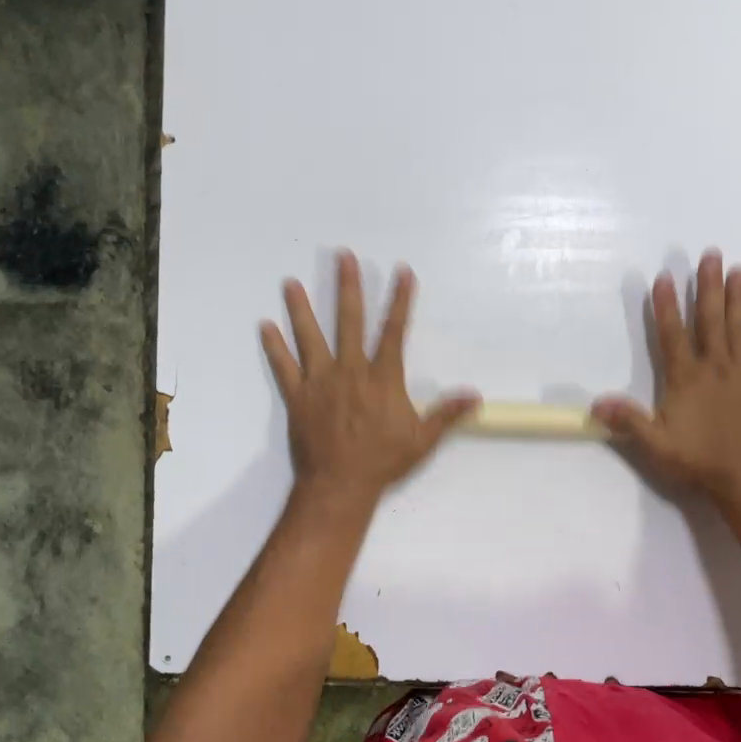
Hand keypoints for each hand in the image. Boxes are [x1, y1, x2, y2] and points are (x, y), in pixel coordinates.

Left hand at [262, 251, 476, 505]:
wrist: (338, 485)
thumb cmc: (382, 462)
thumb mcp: (422, 440)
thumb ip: (447, 414)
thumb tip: (475, 396)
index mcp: (382, 379)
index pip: (394, 331)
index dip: (400, 300)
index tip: (402, 271)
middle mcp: (350, 371)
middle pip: (349, 321)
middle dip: (347, 287)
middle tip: (342, 257)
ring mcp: (320, 382)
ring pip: (310, 337)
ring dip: (300, 308)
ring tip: (289, 282)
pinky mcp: (297, 397)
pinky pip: (283, 367)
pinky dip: (274, 347)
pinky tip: (265, 326)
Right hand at [593, 249, 740, 514]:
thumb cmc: (698, 461)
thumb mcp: (656, 445)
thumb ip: (628, 421)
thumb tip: (595, 404)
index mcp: (686, 379)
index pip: (673, 335)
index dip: (667, 306)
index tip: (664, 277)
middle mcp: (716, 368)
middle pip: (710, 321)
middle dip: (707, 287)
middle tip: (710, 255)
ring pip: (739, 328)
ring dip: (737, 298)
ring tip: (737, 269)